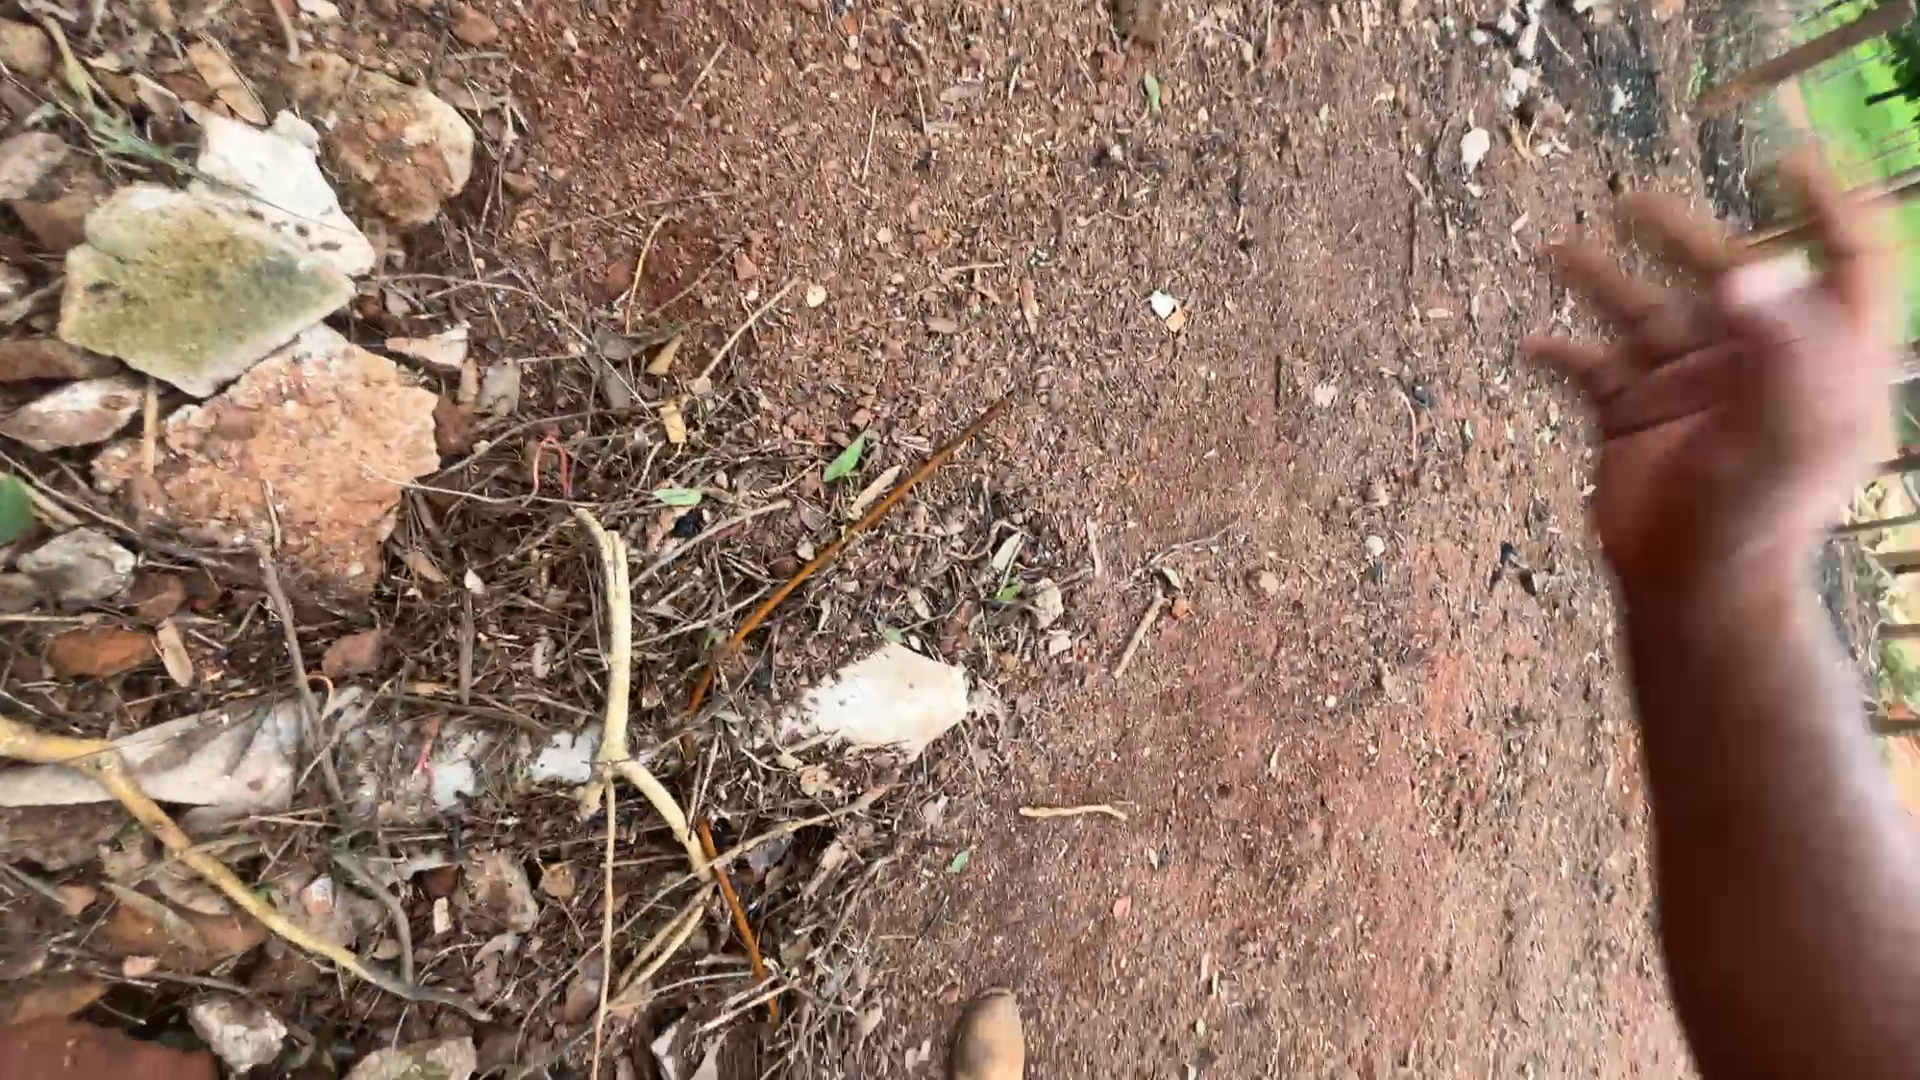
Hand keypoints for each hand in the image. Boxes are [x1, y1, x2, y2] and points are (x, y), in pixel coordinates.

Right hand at [1524, 151, 1902, 598]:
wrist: (1688, 576)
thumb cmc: (1753, 511)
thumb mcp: (1785, 429)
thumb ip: (1780, 347)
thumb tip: (1752, 268)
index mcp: (1819, 357)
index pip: (1841, 264)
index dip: (1823, 208)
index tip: (1787, 160)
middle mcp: (1752, 360)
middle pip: (1721, 279)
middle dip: (1678, 238)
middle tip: (1631, 203)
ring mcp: (1685, 387)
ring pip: (1639, 318)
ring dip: (1598, 285)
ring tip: (1554, 250)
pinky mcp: (1629, 415)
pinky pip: (1588, 371)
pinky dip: (1558, 355)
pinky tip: (1531, 345)